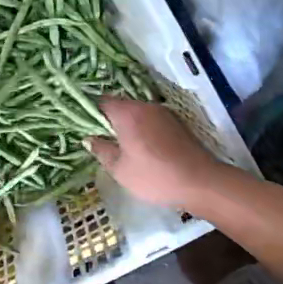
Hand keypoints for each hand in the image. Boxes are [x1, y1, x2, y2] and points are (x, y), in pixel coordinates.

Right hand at [86, 98, 224, 210]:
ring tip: (118, 145)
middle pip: (120, 105)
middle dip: (107, 119)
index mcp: (128, 113)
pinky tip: (140, 148)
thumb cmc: (155, 176)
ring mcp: (164, 113)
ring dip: (125, 125)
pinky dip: (141, 129)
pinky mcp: (176, 123)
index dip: (89, 111)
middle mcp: (146, 106)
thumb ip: (101, 149)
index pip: (101, 101)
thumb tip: (89, 138)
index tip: (82, 125)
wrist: (201, 182)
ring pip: (136, 113)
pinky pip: (150, 120)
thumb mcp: (120, 169)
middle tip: (98, 138)